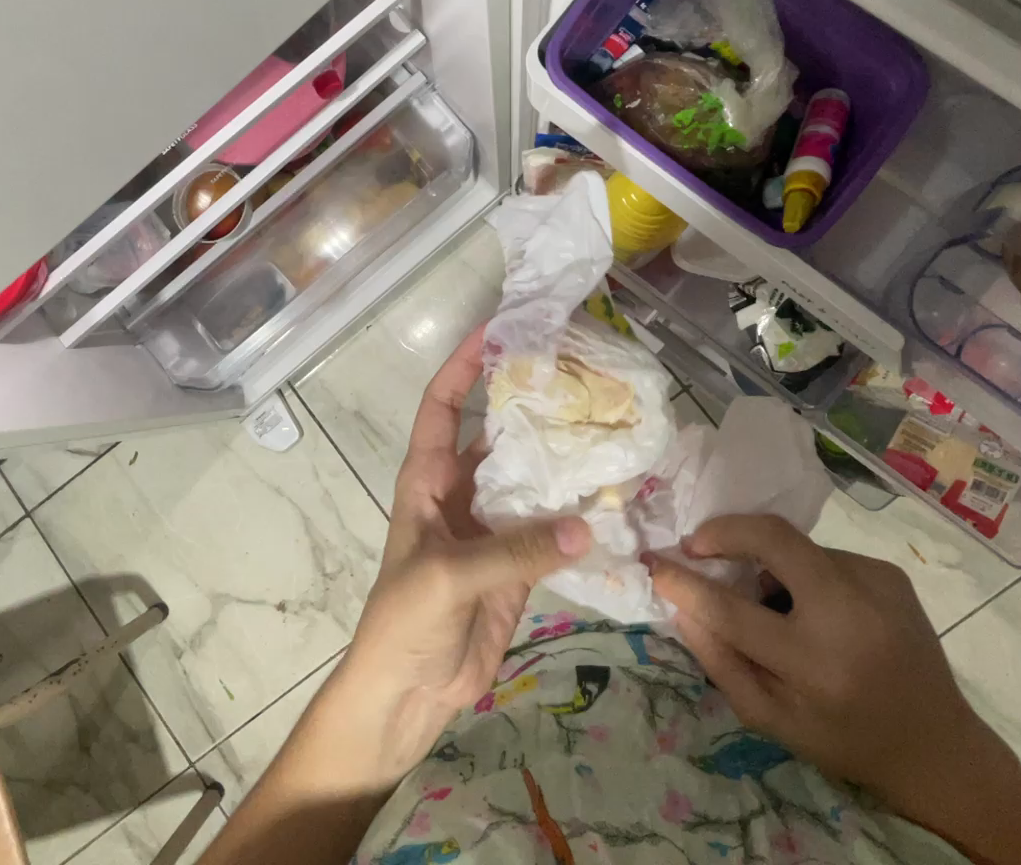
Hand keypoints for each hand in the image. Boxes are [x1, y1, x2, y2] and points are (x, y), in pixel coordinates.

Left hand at [320, 325, 591, 791]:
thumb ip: (517, 549)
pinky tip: (615, 495)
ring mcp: (492, 527)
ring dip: (561, 457)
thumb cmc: (405, 620)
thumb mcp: (449, 576)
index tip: (499, 330)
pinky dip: (578, 514)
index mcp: (426, 479)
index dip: (463, 366)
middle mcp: (460, 492)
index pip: (442, 407)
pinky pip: (552, 528)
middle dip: (530, 404)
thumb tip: (588, 523)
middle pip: (496, 434)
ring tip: (609, 424)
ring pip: (530, 478)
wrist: (407, 691)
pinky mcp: (518, 564)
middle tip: (580, 373)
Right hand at [651, 515, 1020, 864]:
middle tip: (696, 546)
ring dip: (766, 564)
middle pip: (773, 537)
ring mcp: (875, 584)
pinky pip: (822, 558)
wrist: (939, 748)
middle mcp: (850, 613)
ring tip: (771, 602)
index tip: (654, 565)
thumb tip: (679, 604)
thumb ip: (719, 661)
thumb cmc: (843, 739)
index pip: (731, 609)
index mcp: (814, 663)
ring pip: (795, 548)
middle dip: (723, 530)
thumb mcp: (770, 719)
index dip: (684, 583)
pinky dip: (801, 573)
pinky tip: (813, 609)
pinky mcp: (889, 572)